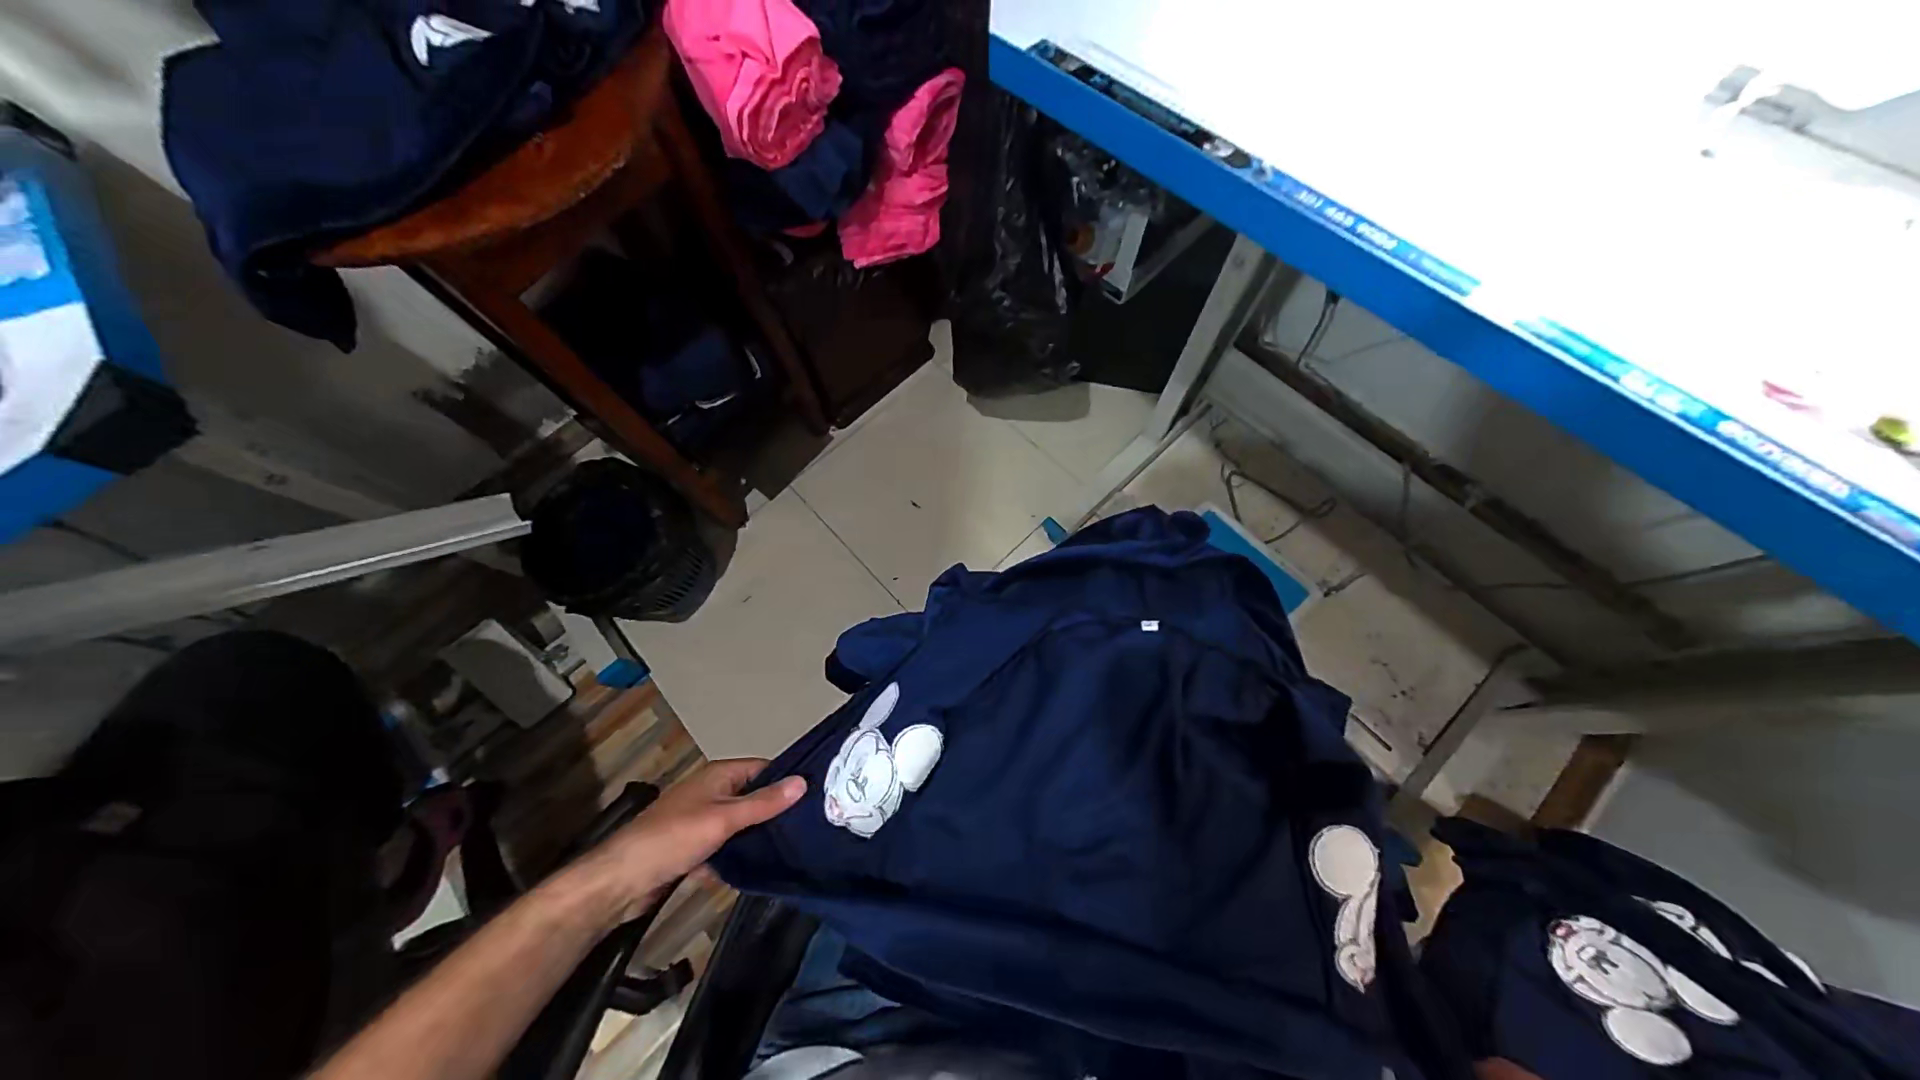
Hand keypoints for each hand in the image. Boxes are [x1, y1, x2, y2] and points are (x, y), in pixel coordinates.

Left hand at [569, 759, 805, 920]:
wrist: (622, 880)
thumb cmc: (674, 838)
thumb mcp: (724, 819)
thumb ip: (764, 802)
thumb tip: (803, 781)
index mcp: (719, 775)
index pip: (764, 769)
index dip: (788, 780)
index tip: (817, 797)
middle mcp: (712, 791)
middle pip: (754, 797)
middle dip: (776, 811)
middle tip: (811, 826)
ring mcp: (702, 819)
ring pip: (741, 823)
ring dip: (758, 835)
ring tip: (795, 847)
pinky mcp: (695, 846)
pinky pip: (727, 845)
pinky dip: (739, 854)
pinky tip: (760, 868)